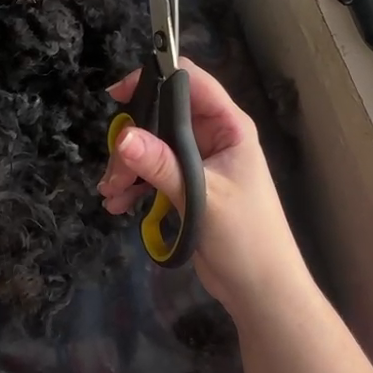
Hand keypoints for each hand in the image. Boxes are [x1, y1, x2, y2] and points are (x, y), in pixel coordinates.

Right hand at [98, 57, 306, 309]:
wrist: (261, 295)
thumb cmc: (247, 239)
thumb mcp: (203, 197)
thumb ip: (161, 165)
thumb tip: (123, 137)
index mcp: (228, 125)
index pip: (189, 80)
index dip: (155, 77)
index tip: (120, 95)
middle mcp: (211, 134)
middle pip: (161, 114)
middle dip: (132, 136)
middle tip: (114, 164)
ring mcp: (197, 159)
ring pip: (151, 143)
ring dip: (128, 164)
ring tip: (111, 192)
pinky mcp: (184, 183)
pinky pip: (151, 169)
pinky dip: (133, 182)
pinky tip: (118, 202)